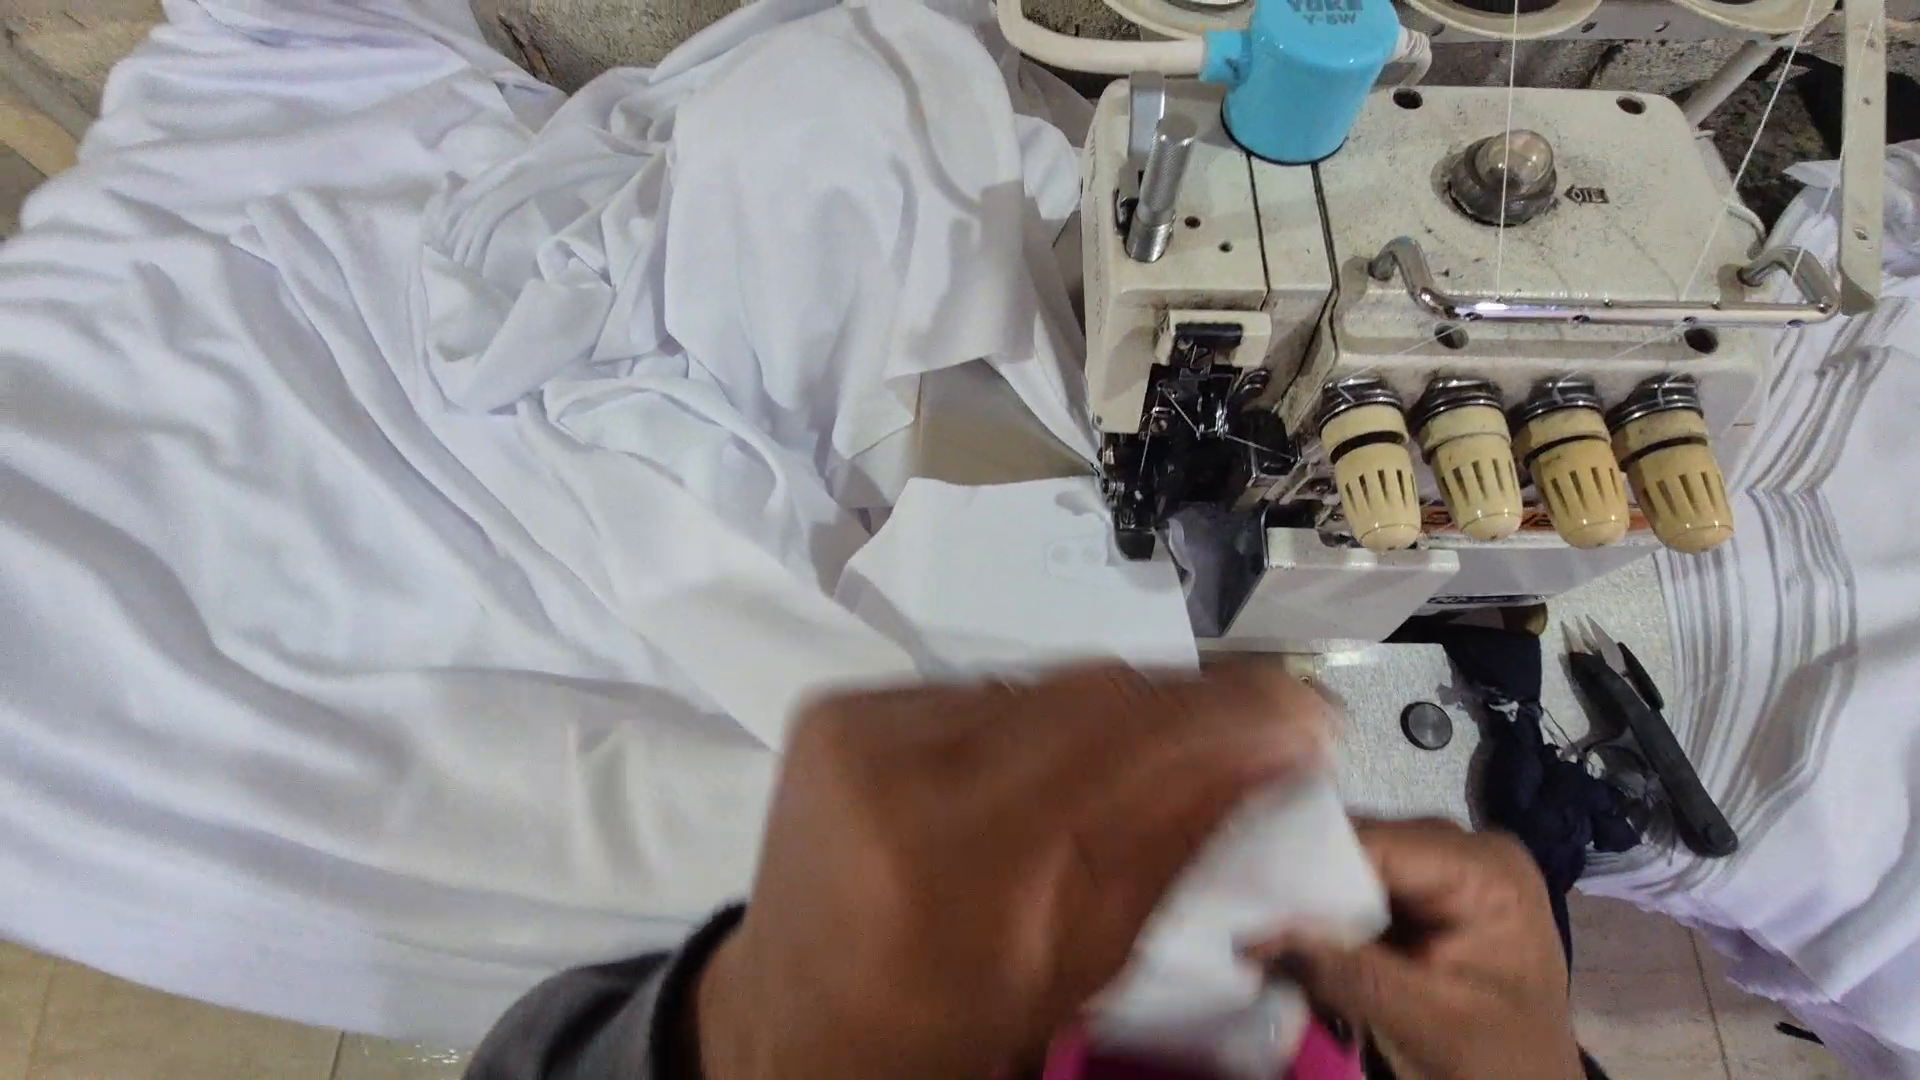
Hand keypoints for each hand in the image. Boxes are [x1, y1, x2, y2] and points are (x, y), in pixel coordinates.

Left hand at [694, 663, 1333, 1079]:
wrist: (799, 1016)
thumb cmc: (943, 1023)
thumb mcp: (1077, 960)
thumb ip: (1171, 839)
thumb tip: (1267, 747)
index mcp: (949, 847)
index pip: (1116, 734)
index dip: (1220, 709)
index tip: (1300, 706)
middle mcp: (889, 754)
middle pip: (1075, 692)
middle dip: (1171, 706)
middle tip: (1241, 722)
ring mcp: (854, 717)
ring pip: (1029, 682)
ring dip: (1098, 713)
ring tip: (1140, 750)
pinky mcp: (839, 703)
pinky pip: (972, 690)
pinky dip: (1026, 717)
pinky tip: (1039, 757)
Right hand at [1253, 820, 1583, 1079]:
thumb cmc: (1499, 1063)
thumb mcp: (1427, 1023)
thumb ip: (1345, 973)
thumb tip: (1252, 935)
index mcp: (1486, 868)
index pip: (1376, 843)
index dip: (1307, 862)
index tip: (1246, 886)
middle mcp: (1462, 847)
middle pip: (1358, 841)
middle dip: (1302, 874)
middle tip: (1243, 899)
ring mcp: (1440, 861)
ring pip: (1346, 854)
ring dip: (1304, 888)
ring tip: (1256, 910)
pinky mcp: (1417, 882)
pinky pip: (1352, 874)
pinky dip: (1320, 900)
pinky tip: (1287, 919)